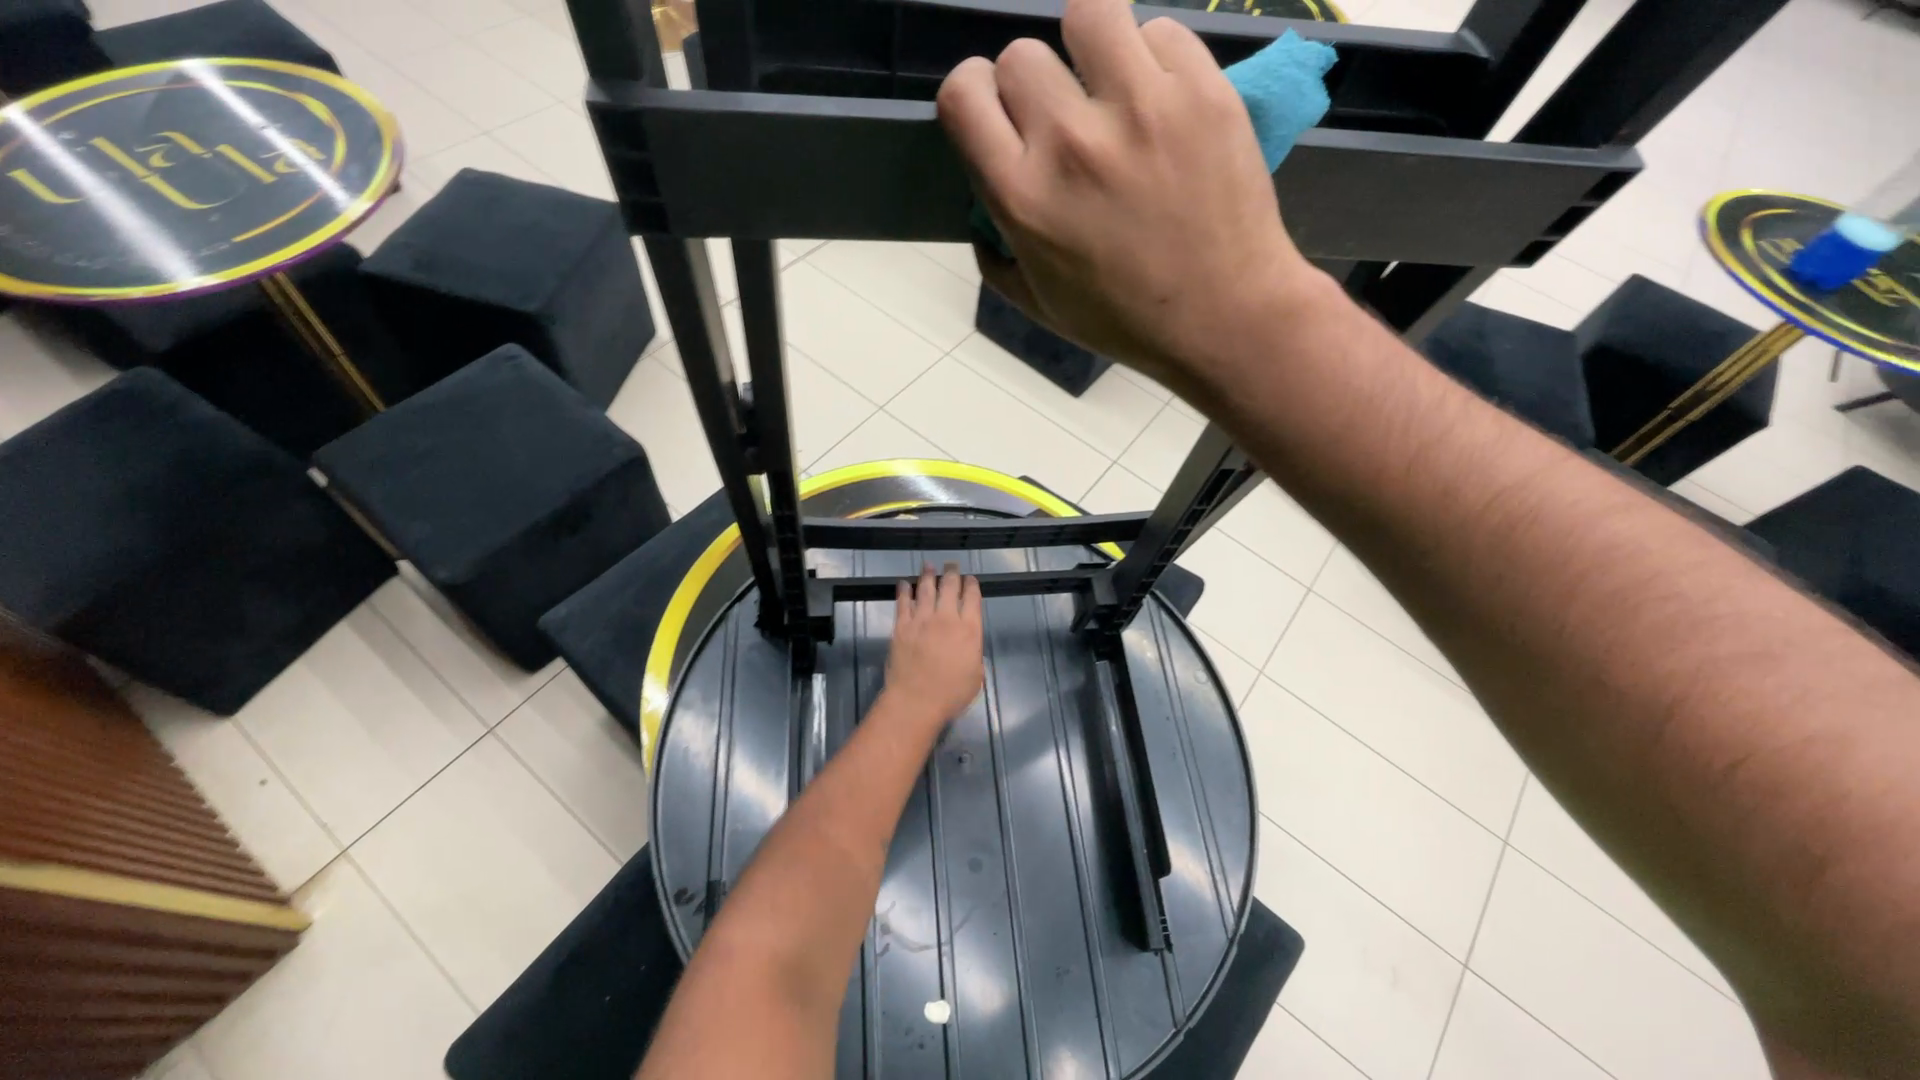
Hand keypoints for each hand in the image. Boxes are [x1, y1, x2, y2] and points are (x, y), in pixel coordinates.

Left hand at [884, 563, 984, 726]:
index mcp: (969, 630)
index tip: (970, 578)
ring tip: (928, 566)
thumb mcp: (976, 676)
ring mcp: (922, 620)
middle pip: (950, 587)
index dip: (971, 585)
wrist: (916, 701)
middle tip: (951, 565)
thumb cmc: (951, 694)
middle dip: (952, 573)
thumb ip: (974, 655)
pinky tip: (904, 583)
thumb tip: (969, 646)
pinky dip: (904, 590)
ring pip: (926, 590)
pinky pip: (903, 603)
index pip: (972, 598)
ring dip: (928, 575)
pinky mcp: (901, 626)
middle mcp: (947, 619)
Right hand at [935, 0, 1323, 403]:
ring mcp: (1140, 109)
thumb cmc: (1125, 320)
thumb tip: (981, 200)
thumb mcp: (1036, 303)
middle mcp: (1071, 142)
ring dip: (1090, 43)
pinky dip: (1154, 58)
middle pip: (1019, 53)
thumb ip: (994, 249)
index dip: (975, 93)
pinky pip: (1159, 31)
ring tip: (1111, 80)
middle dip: (1033, 81)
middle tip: (1064, 114)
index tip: (999, 112)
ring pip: (1087, 12)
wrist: (1225, 319)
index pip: (962, 93)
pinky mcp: (1202, 90)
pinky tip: (1162, 98)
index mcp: (1022, 197)